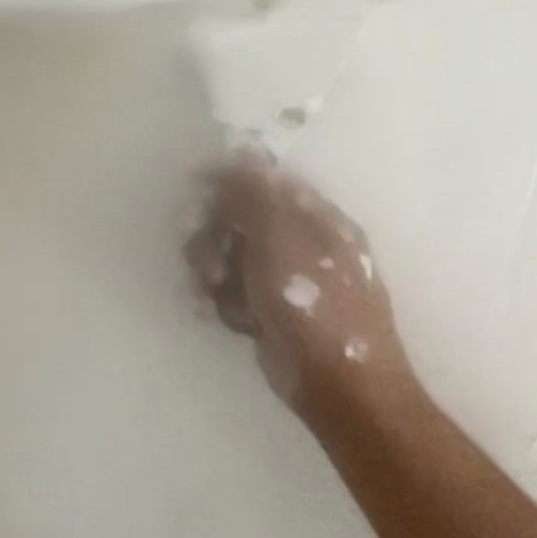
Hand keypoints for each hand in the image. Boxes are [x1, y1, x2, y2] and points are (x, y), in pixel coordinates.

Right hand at [185, 152, 408, 417]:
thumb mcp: (282, 238)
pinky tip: (231, 316)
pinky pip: (228, 290)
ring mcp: (282, 279)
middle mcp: (300, 244)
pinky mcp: (265, 310)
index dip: (228, 182)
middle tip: (208, 253)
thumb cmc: (317, 307)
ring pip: (225, 254)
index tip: (198, 190)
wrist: (339, 387)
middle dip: (212, 233)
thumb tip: (242, 150)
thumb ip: (255, 193)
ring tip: (216, 290)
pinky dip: (223, 300)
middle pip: (236, 217)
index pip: (264, 182)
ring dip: (212, 269)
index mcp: (317, 220)